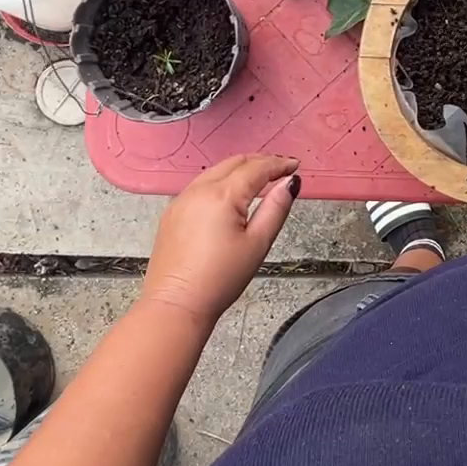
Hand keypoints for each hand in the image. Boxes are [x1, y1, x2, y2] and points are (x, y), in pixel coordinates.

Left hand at [140, 154, 300, 325]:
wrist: (176, 304)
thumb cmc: (220, 279)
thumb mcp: (258, 243)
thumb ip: (276, 208)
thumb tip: (290, 184)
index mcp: (223, 195)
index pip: (257, 168)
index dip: (279, 164)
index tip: (294, 165)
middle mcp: (199, 190)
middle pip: (235, 162)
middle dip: (260, 161)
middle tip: (280, 168)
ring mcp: (181, 200)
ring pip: (215, 171)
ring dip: (239, 168)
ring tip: (259, 177)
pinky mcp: (172, 213)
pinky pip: (200, 185)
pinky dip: (220, 180)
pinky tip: (230, 193)